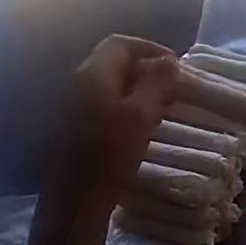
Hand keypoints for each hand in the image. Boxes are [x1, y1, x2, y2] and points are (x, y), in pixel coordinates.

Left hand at [51, 35, 178, 211]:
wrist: (75, 200)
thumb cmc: (109, 154)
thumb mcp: (140, 115)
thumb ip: (155, 83)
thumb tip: (168, 61)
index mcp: (92, 73)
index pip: (120, 44)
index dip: (150, 49)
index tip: (175, 66)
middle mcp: (76, 83)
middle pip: (112, 65)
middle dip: (144, 72)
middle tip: (172, 89)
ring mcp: (70, 108)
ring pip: (108, 89)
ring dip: (135, 93)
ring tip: (161, 110)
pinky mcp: (72, 131)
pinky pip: (101, 109)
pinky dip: (123, 111)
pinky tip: (139, 129)